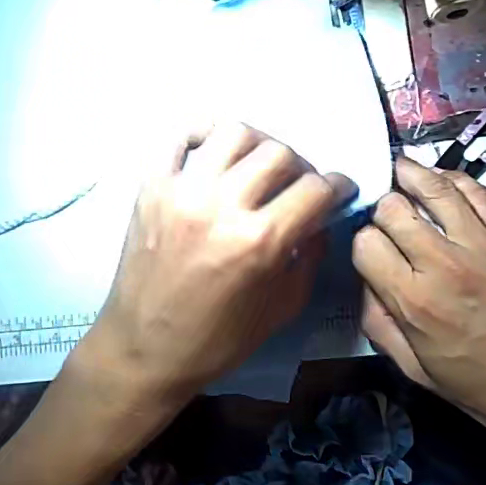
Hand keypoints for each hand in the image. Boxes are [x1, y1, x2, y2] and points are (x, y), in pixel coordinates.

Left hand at [70, 124, 354, 420]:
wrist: (144, 351)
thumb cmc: (220, 339)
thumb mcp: (285, 306)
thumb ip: (311, 255)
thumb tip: (321, 219)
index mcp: (259, 241)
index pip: (315, 189)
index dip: (339, 186)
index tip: (341, 191)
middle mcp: (221, 206)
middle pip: (280, 154)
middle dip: (303, 168)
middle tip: (301, 187)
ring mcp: (181, 191)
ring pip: (235, 133)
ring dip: (261, 146)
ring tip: (261, 168)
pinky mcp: (150, 187)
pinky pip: (181, 136)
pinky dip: (206, 134)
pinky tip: (219, 154)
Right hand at [351, 158, 485, 468]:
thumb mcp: (422, 374)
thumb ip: (384, 328)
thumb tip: (368, 287)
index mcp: (416, 303)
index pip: (366, 244)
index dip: (361, 243)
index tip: (370, 250)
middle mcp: (444, 264)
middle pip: (394, 207)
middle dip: (381, 206)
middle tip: (384, 213)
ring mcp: (483, 243)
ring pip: (435, 187)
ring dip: (411, 174)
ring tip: (401, 169)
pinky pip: (479, 191)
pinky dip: (456, 180)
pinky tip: (445, 180)